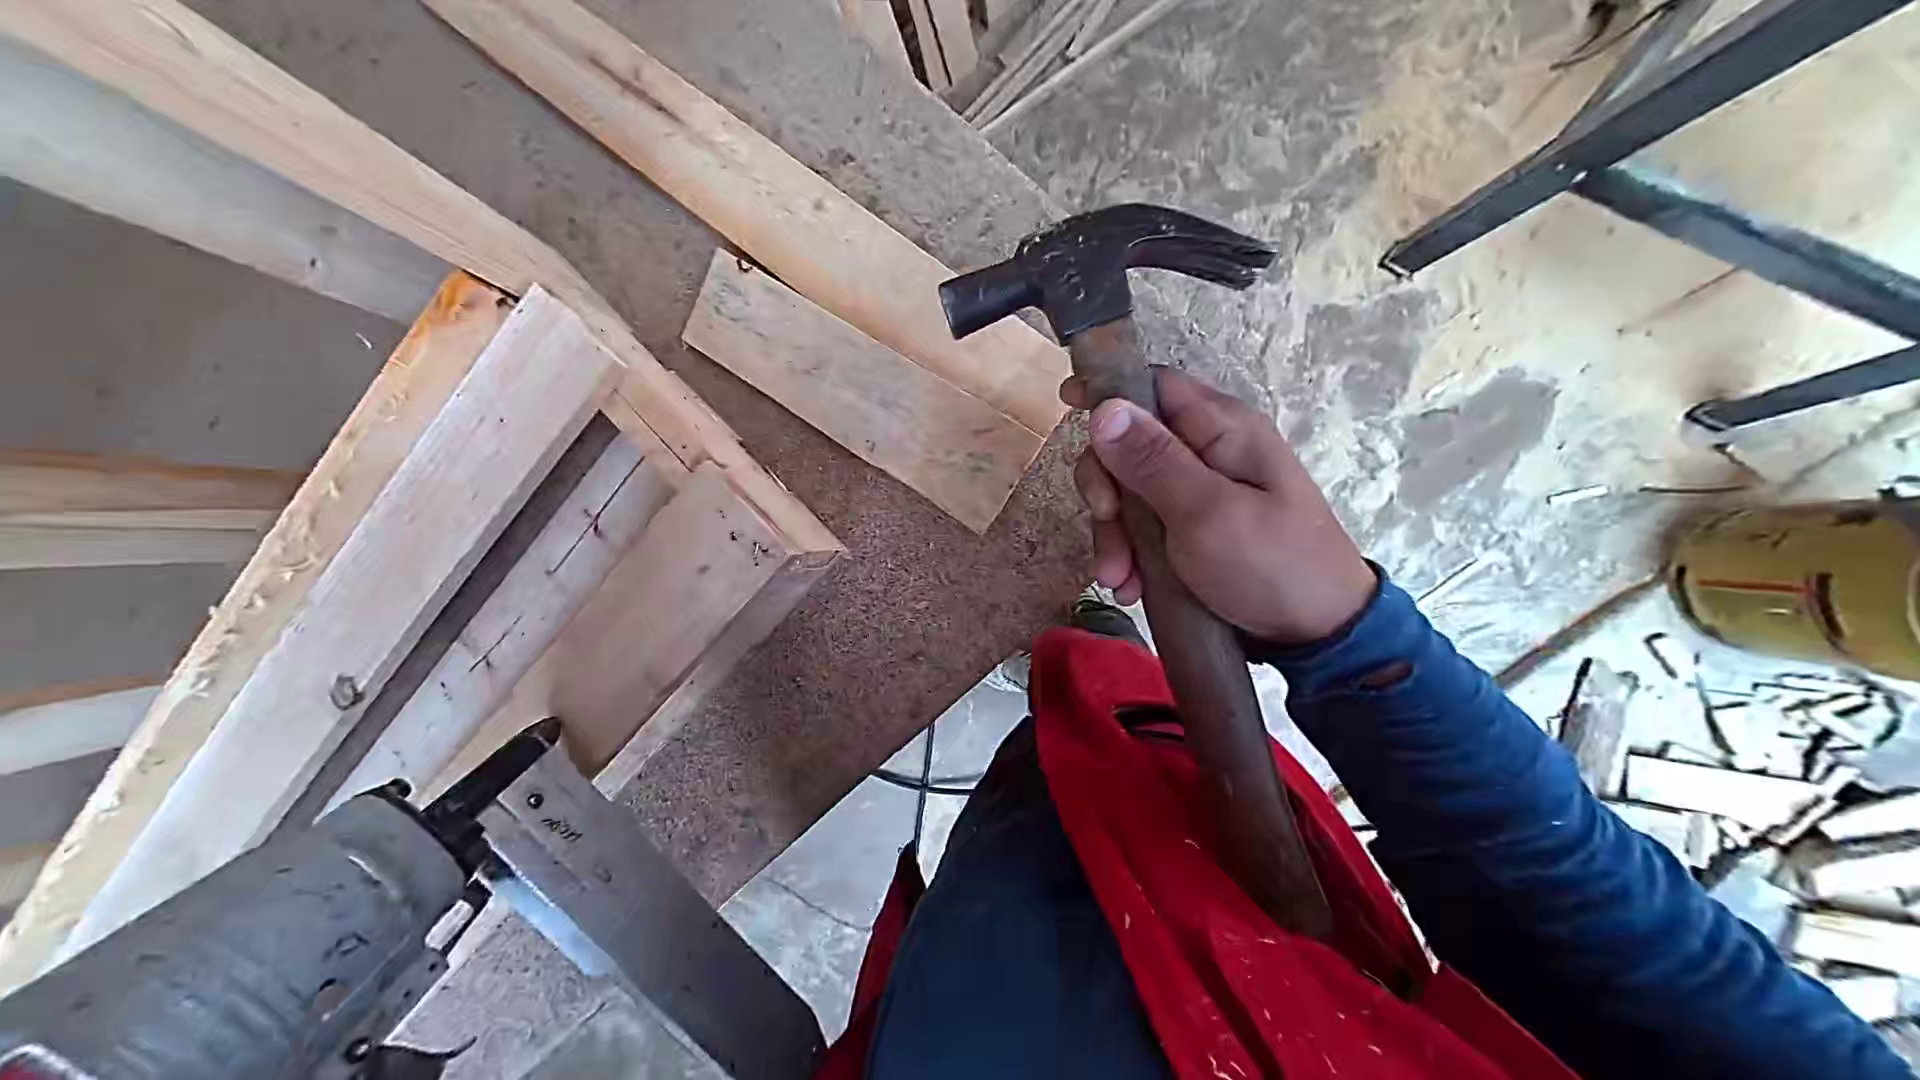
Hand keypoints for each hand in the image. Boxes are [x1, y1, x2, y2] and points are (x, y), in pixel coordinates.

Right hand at [1065, 368, 1376, 645]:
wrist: (1316, 634)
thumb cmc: (1270, 566)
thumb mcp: (1206, 514)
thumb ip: (1153, 461)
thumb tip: (1104, 408)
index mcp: (1221, 428)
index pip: (1153, 384)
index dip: (1107, 391)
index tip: (1066, 405)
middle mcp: (1207, 449)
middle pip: (1128, 443)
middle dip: (1106, 486)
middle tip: (1105, 523)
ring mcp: (1197, 490)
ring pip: (1129, 490)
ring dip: (1113, 533)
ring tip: (1118, 579)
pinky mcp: (1190, 526)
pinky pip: (1142, 525)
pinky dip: (1129, 553)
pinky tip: (1130, 586)